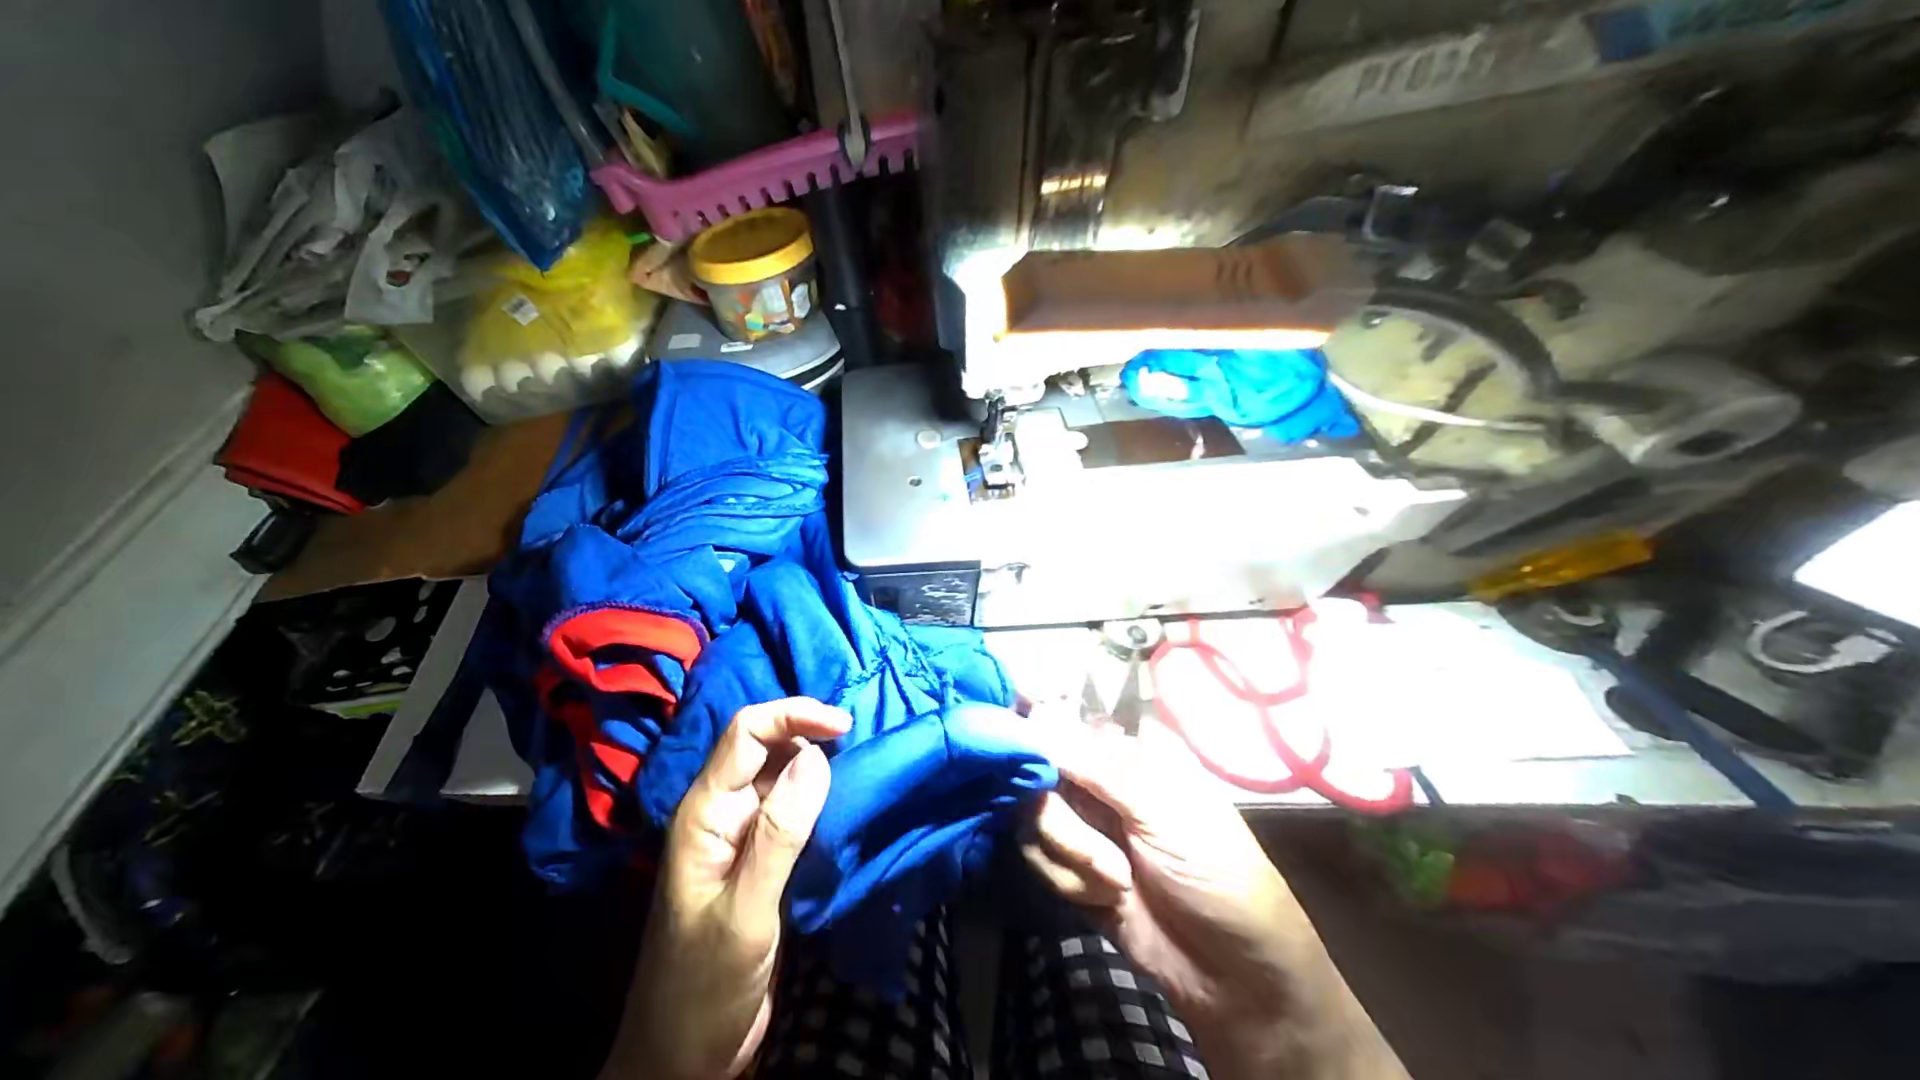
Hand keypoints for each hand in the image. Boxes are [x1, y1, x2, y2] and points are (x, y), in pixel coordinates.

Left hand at [600, 698, 851, 1079]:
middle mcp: (720, 814)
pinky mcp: (759, 860)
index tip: (845, 726)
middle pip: (764, 747)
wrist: (683, 1055)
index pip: (746, 734)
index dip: (794, 715)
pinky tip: (846, 804)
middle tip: (861, 749)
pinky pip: (790, 810)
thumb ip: (779, 834)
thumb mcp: (745, 912)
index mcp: (704, 813)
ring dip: (818, 765)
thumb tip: (816, 756)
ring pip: (780, 776)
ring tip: (862, 770)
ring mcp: (740, 837)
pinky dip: (819, 798)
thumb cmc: (704, 987)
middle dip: (810, 734)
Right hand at [1023, 725, 1407, 1079]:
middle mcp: (1099, 777)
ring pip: (1031, 815)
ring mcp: (1081, 822)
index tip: (1023, 748)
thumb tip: (1038, 723)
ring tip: (1119, 881)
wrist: (1227, 971)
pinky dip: (1068, 880)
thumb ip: (1097, 763)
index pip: (1067, 719)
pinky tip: (1107, 899)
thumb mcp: (1162, 806)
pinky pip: (1035, 855)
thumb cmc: (1213, 869)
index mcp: (1130, 749)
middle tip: (1106, 853)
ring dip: (1072, 855)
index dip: (1040, 728)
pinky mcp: (1068, 866)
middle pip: (1038, 770)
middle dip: (1063, 818)